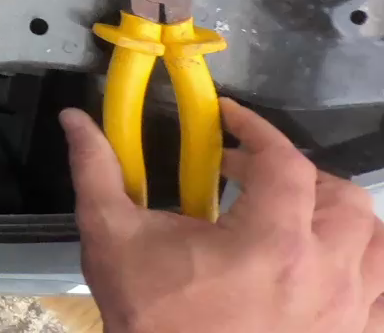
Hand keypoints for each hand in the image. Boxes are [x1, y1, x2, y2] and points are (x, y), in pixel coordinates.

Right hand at [63, 100, 383, 332]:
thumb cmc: (148, 302)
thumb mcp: (109, 228)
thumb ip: (96, 167)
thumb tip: (75, 118)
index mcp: (270, 242)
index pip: (286, 165)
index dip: (256, 128)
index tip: (225, 115)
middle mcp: (329, 275)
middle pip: (348, 201)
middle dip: (297, 171)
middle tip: (244, 168)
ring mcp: (354, 312)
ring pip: (380, 245)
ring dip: (335, 216)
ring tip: (285, 211)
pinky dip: (361, 262)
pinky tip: (314, 261)